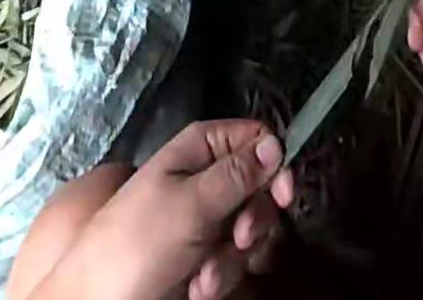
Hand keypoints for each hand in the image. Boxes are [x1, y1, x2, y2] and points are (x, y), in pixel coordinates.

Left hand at [42, 120, 294, 299]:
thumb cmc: (138, 245)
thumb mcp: (191, 204)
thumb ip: (238, 174)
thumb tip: (277, 142)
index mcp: (202, 147)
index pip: (258, 138)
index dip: (276, 164)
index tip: (283, 196)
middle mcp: (206, 176)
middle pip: (260, 185)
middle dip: (254, 220)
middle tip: (239, 238)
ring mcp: (203, 218)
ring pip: (250, 226)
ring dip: (233, 258)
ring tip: (203, 278)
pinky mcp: (200, 255)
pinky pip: (232, 258)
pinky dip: (219, 277)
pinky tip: (197, 289)